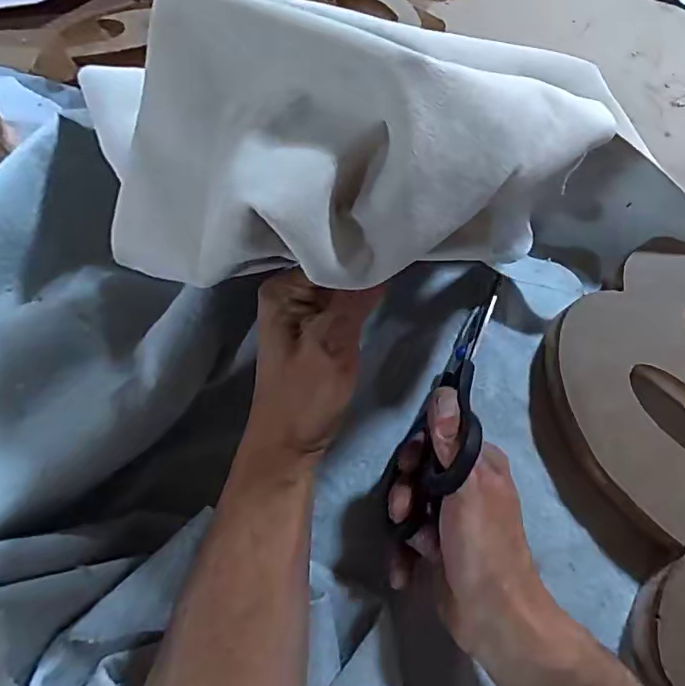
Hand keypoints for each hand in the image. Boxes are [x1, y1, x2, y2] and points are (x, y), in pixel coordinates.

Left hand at [240, 268, 384, 469]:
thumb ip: (354, 300)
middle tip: (402, 248)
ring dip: (368, 278)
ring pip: (344, 283)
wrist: (290, 445)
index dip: (361, 249)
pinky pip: (346, 299)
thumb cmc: (306, 397)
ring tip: (399, 260)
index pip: (328, 253)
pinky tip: (385, 287)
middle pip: (336, 264)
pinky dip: (365, 295)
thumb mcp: (332, 344)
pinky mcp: (320, 325)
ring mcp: (304, 309)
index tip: (394, 239)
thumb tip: (382, 260)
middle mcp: (290, 292)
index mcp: (283, 289)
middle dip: (366, 261)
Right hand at [387, 388, 555, 661]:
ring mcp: (453, 518)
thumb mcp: (466, 489)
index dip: (421, 448)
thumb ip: (451, 443)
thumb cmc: (484, 546)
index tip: (408, 464)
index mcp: (483, 464)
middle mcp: (469, 486)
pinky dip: (405, 552)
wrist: (493, 617)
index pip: (444, 437)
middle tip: (403, 508)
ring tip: (408, 542)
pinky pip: (411, 538)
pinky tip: (406, 570)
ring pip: (413, 504)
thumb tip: (444, 392)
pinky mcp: (439, 548)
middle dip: (406, 489)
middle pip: (422, 471)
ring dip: (403, 523)